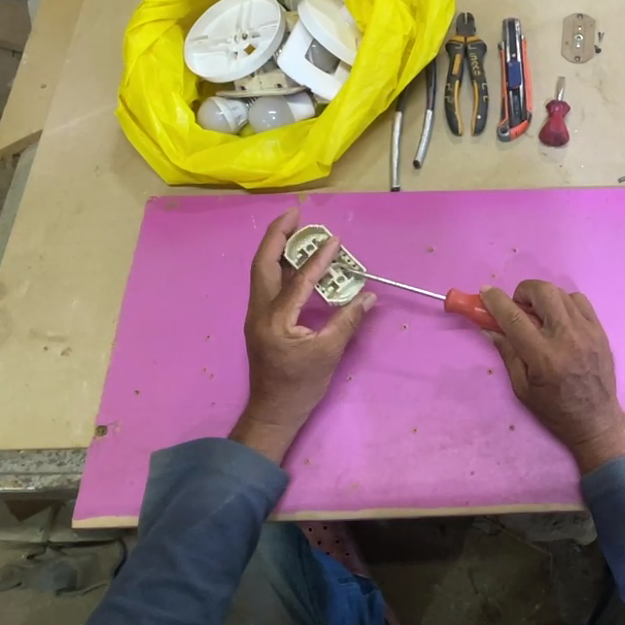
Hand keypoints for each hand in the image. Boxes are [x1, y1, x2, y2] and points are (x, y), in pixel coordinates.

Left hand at [230, 210, 374, 462]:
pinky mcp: (262, 319)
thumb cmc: (301, 386)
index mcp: (276, 319)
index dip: (318, 258)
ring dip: (277, 246)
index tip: (335, 239)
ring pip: (262, 270)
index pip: (299, 279)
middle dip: (278, 234)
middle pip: (263, 263)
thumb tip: (368, 295)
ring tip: (297, 227)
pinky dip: (280, 264)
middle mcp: (260, 311)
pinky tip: (296, 258)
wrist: (273, 412)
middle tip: (297, 213)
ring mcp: (257, 314)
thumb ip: (348, 320)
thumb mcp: (329, 353)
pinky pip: (268, 282)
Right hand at [479, 280, 624, 472]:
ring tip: (540, 316)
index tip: (485, 292)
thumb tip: (490, 327)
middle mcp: (566, 337)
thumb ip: (507, 353)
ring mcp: (587, 330)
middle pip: (542, 292)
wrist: (596, 420)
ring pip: (560, 293)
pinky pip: (579, 300)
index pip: (514, 317)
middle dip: (523, 292)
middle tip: (519, 308)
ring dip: (543, 298)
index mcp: (543, 356)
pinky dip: (564, 303)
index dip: (496, 301)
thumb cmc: (554, 409)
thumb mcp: (522, 388)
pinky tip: (560, 319)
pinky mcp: (600, 329)